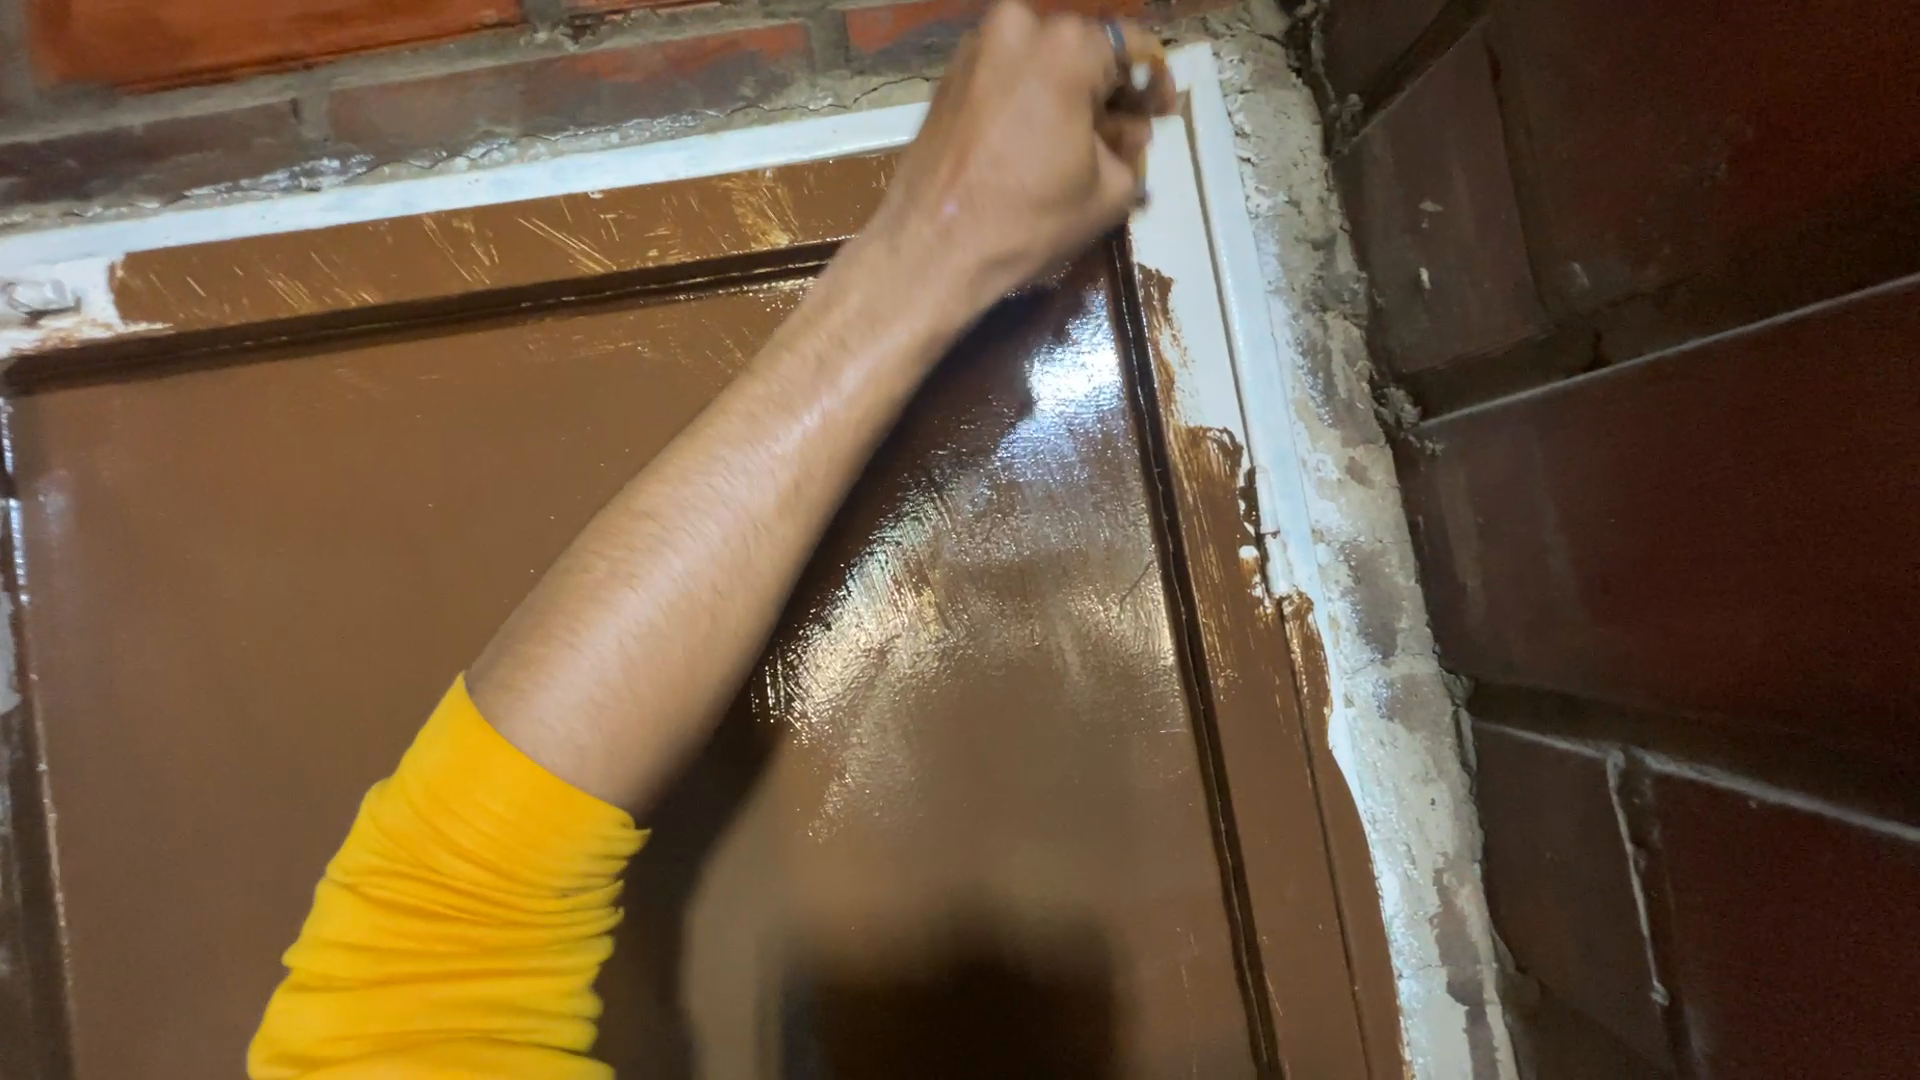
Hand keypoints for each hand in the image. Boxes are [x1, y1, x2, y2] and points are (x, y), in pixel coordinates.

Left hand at [852, 2, 1174, 314]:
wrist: (931, 252)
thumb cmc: (1025, 224)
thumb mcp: (1107, 194)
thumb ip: (1131, 150)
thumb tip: (1127, 133)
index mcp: (1065, 45)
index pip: (1132, 49)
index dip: (1153, 84)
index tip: (1161, 111)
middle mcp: (1017, 27)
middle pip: (1081, 54)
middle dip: (1106, 94)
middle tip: (1123, 137)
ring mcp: (974, 50)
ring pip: (1039, 68)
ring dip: (1065, 100)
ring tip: (1080, 149)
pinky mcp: (947, 81)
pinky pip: (1005, 82)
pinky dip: (1028, 106)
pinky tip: (1037, 146)